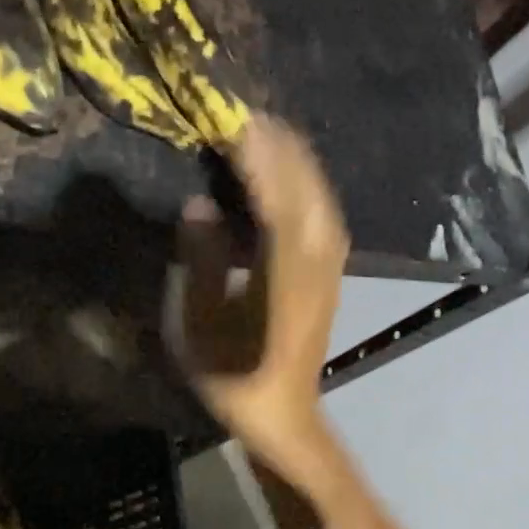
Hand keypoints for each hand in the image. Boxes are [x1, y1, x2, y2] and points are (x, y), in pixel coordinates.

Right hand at [175, 116, 347, 470]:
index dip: (254, 152)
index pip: (272, 191)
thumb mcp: (203, 324)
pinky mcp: (331, 271)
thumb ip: (202, 261)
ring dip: (294, 159)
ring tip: (264, 133)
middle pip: (304, 182)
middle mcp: (316, 256)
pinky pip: (322, 210)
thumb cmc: (235, 377)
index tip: (231, 118)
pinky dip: (305, 183)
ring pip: (319, 193)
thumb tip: (198, 205)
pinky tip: (289, 177)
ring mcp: (329, 263)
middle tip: (243, 114)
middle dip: (277, 144)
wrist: (286, 415)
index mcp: (283, 268)